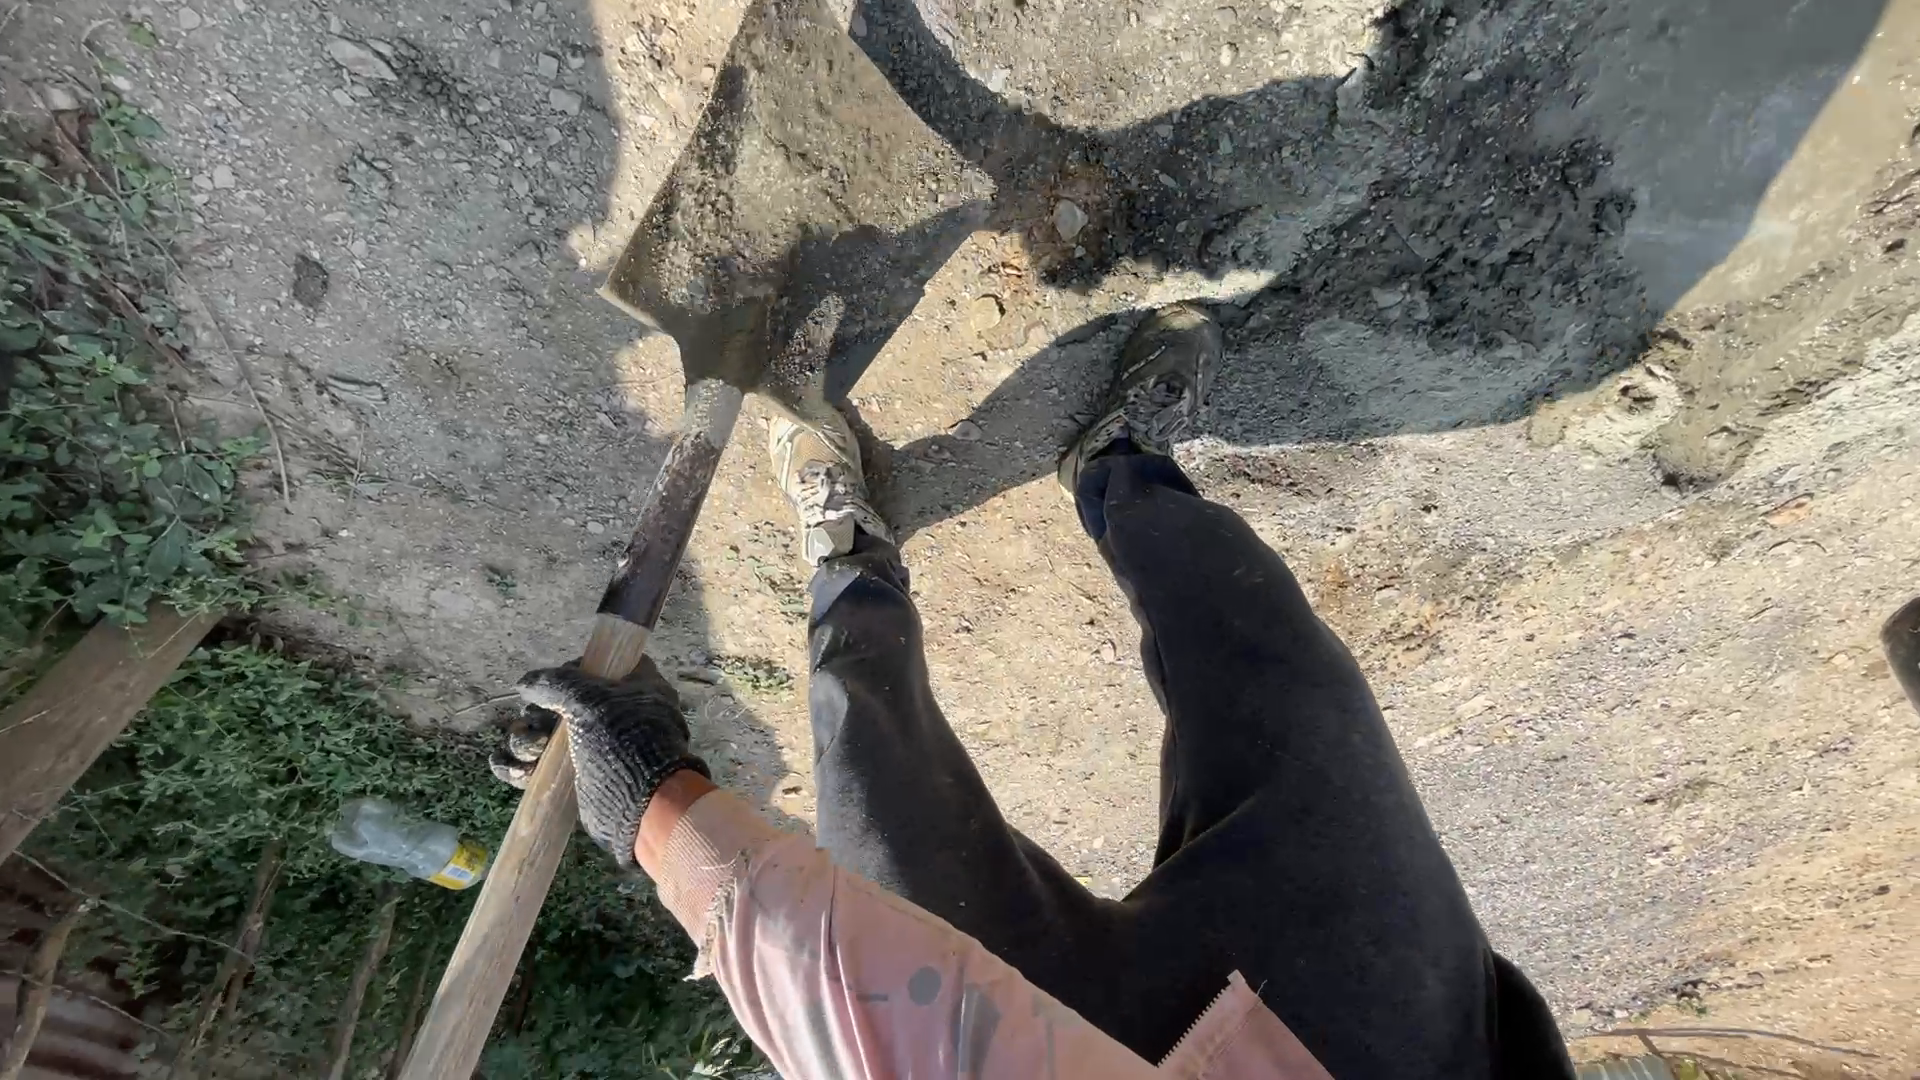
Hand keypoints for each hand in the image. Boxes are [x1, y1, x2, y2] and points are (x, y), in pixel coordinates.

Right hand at [491, 657, 708, 868]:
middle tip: (539, 725)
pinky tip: (513, 767)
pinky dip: (519, 766)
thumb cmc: (625, 739)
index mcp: (635, 686)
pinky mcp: (577, 774)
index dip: (574, 669)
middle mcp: (616, 712)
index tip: (558, 681)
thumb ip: (558, 684)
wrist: (640, 801)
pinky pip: (537, 764)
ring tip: (533, 751)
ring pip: (543, 733)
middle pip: (561, 701)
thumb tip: (525, 683)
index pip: (601, 664)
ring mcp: (595, 745)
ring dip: (525, 740)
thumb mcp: (593, 700)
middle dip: (538, 713)